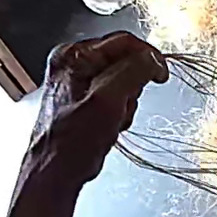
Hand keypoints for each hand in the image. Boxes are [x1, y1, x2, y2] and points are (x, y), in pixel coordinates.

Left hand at [4, 32, 168, 216]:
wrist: (55, 174)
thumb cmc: (72, 141)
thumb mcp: (108, 100)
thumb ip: (133, 72)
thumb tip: (153, 58)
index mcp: (73, 55)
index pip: (123, 42)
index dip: (148, 57)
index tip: (162, 74)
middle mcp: (72, 63)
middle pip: (124, 61)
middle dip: (132, 87)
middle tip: (122, 108)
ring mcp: (77, 82)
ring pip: (122, 82)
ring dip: (126, 103)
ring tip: (112, 121)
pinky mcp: (83, 101)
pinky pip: (114, 97)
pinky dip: (118, 112)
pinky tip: (108, 126)